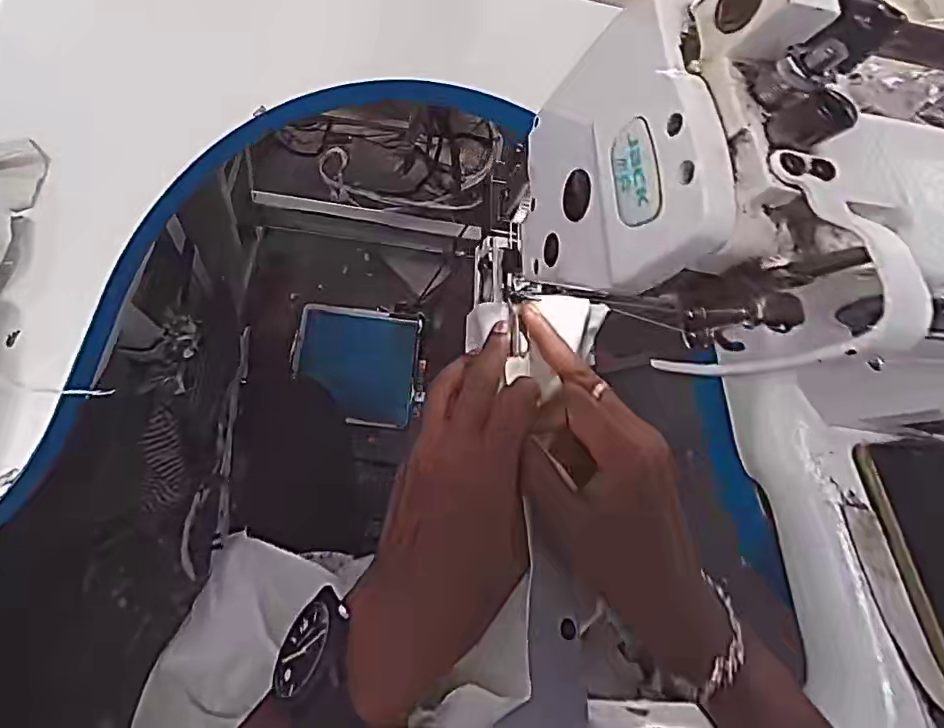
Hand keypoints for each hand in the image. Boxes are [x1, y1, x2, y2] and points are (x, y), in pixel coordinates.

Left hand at [346, 325, 539, 724]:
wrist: (408, 609)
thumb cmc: (463, 590)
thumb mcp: (518, 541)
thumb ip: (524, 489)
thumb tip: (527, 463)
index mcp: (489, 468)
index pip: (512, 403)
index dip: (527, 387)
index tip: (535, 384)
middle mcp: (455, 451)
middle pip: (476, 381)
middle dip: (494, 352)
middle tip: (505, 334)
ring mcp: (428, 453)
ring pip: (445, 389)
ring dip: (464, 366)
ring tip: (477, 354)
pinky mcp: (410, 463)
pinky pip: (429, 412)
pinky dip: (445, 394)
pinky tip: (456, 397)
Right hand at [516, 304, 735, 684]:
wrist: (670, 600)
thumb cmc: (627, 572)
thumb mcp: (565, 521)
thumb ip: (535, 467)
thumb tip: (514, 429)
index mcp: (625, 450)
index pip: (577, 392)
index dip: (543, 375)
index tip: (525, 343)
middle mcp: (642, 438)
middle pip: (588, 389)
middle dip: (550, 385)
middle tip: (521, 375)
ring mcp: (647, 446)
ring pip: (595, 406)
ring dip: (562, 415)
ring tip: (538, 445)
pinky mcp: (645, 456)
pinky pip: (605, 427)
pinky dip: (577, 433)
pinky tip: (559, 457)